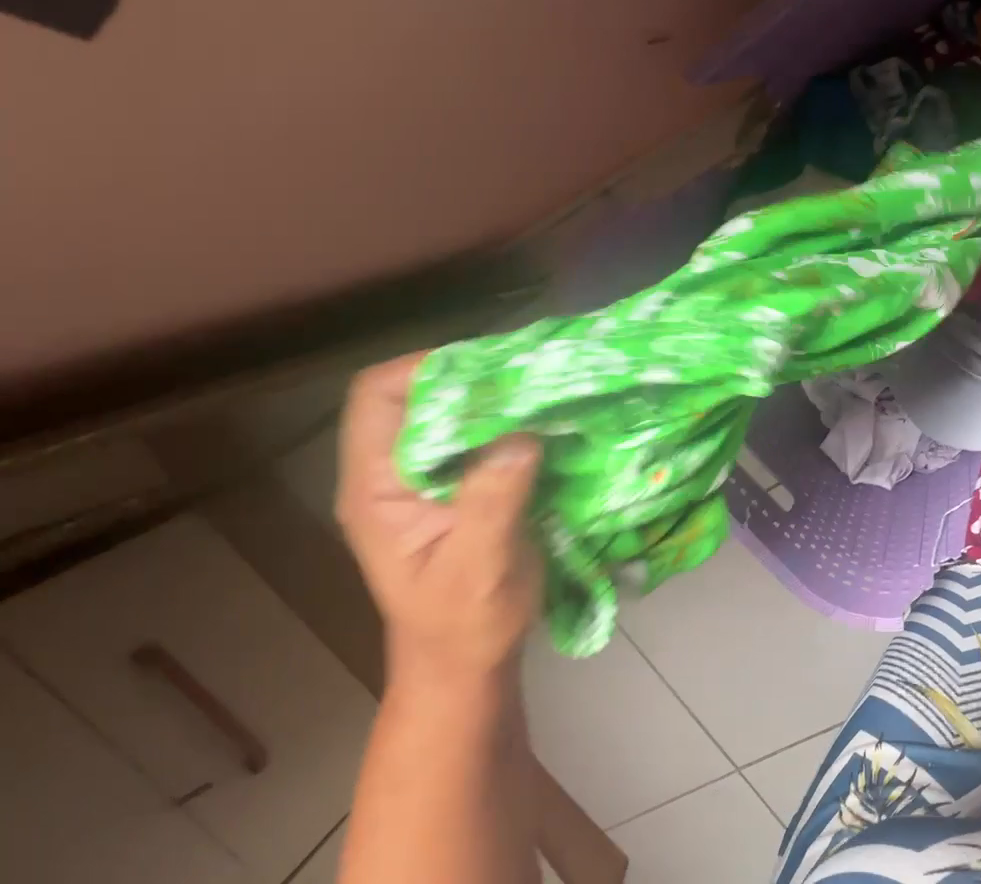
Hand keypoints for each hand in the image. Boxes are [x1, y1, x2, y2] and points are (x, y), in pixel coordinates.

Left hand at [336, 354, 542, 687]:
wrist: (467, 665)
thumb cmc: (463, 624)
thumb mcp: (478, 566)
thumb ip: (492, 500)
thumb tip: (523, 435)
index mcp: (377, 487)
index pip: (378, 398)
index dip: (426, 369)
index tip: (492, 365)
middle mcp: (396, 473)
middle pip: (420, 397)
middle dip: (475, 378)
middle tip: (535, 373)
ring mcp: (429, 480)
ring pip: (456, 414)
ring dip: (500, 399)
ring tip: (550, 391)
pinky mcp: (463, 488)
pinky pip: (484, 439)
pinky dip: (516, 424)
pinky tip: (553, 424)